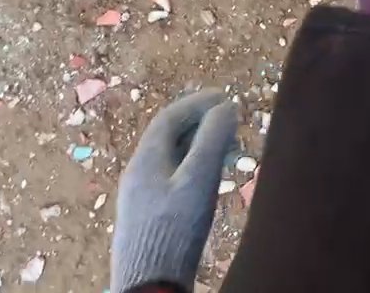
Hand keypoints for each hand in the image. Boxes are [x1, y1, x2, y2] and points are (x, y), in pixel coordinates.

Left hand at [112, 92, 239, 292]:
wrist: (151, 287)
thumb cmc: (176, 226)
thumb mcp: (200, 178)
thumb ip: (213, 138)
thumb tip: (227, 105)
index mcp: (145, 160)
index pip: (169, 117)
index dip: (197, 102)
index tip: (225, 96)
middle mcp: (138, 174)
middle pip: (170, 136)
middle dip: (201, 122)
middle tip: (231, 119)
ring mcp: (141, 197)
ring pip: (173, 157)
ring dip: (201, 144)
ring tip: (228, 146)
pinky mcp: (149, 216)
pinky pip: (174, 176)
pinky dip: (196, 165)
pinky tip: (212, 177)